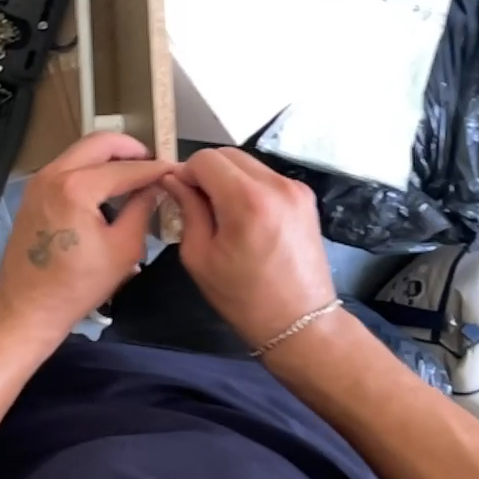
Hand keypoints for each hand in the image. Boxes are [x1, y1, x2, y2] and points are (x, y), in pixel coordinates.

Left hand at [0, 132, 172, 337]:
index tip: (172, 170)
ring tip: (133, 176)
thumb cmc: (76, 286)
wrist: (27, 306)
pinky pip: (67, 166)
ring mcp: (39, 181)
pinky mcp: (33, 191)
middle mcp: (54, 174)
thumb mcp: (123, 250)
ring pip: (81, 151)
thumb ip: (142, 210)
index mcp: (76, 188)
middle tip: (151, 164)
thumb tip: (154, 188)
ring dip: (108, 157)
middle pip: (98, 142)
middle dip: (129, 149)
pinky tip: (107, 188)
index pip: (125, 168)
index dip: (153, 169)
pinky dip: (90, 168)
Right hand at [161, 148, 335, 348]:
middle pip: (227, 154)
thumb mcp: (199, 256)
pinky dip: (248, 186)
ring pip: (247, 163)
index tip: (180, 195)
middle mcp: (275, 185)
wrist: (301, 323)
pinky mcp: (304, 196)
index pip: (205, 159)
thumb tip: (173, 180)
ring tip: (222, 212)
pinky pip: (265, 177)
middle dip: (206, 173)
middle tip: (197, 203)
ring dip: (227, 178)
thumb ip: (186, 209)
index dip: (186, 174)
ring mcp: (295, 188)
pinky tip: (245, 217)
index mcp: (246, 200)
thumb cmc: (243, 298)